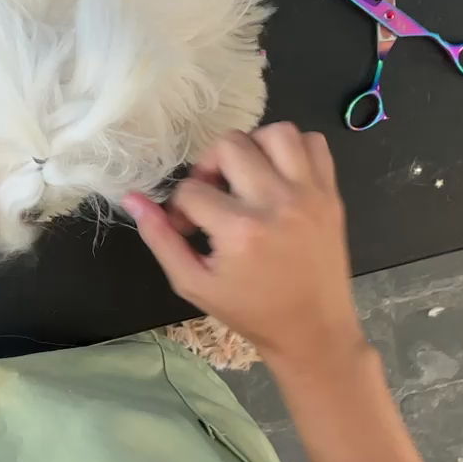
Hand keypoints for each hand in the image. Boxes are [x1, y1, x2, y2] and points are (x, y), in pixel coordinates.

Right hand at [124, 122, 365, 372]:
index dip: (179, 207)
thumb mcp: (192, 283)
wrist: (312, 329)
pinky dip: (291, 150)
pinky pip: (314, 143)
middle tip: (212, 195)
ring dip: (251, 147)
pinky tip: (276, 176)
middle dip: (209, 166)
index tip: (188, 229)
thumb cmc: (248, 310)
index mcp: (240, 230)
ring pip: (276, 132)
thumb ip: (160, 238)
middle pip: (230, 145)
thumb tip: (131, 198)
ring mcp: (310, 194)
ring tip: (243, 177)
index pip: (191, 189)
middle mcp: (277, 202)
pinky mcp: (331, 193)